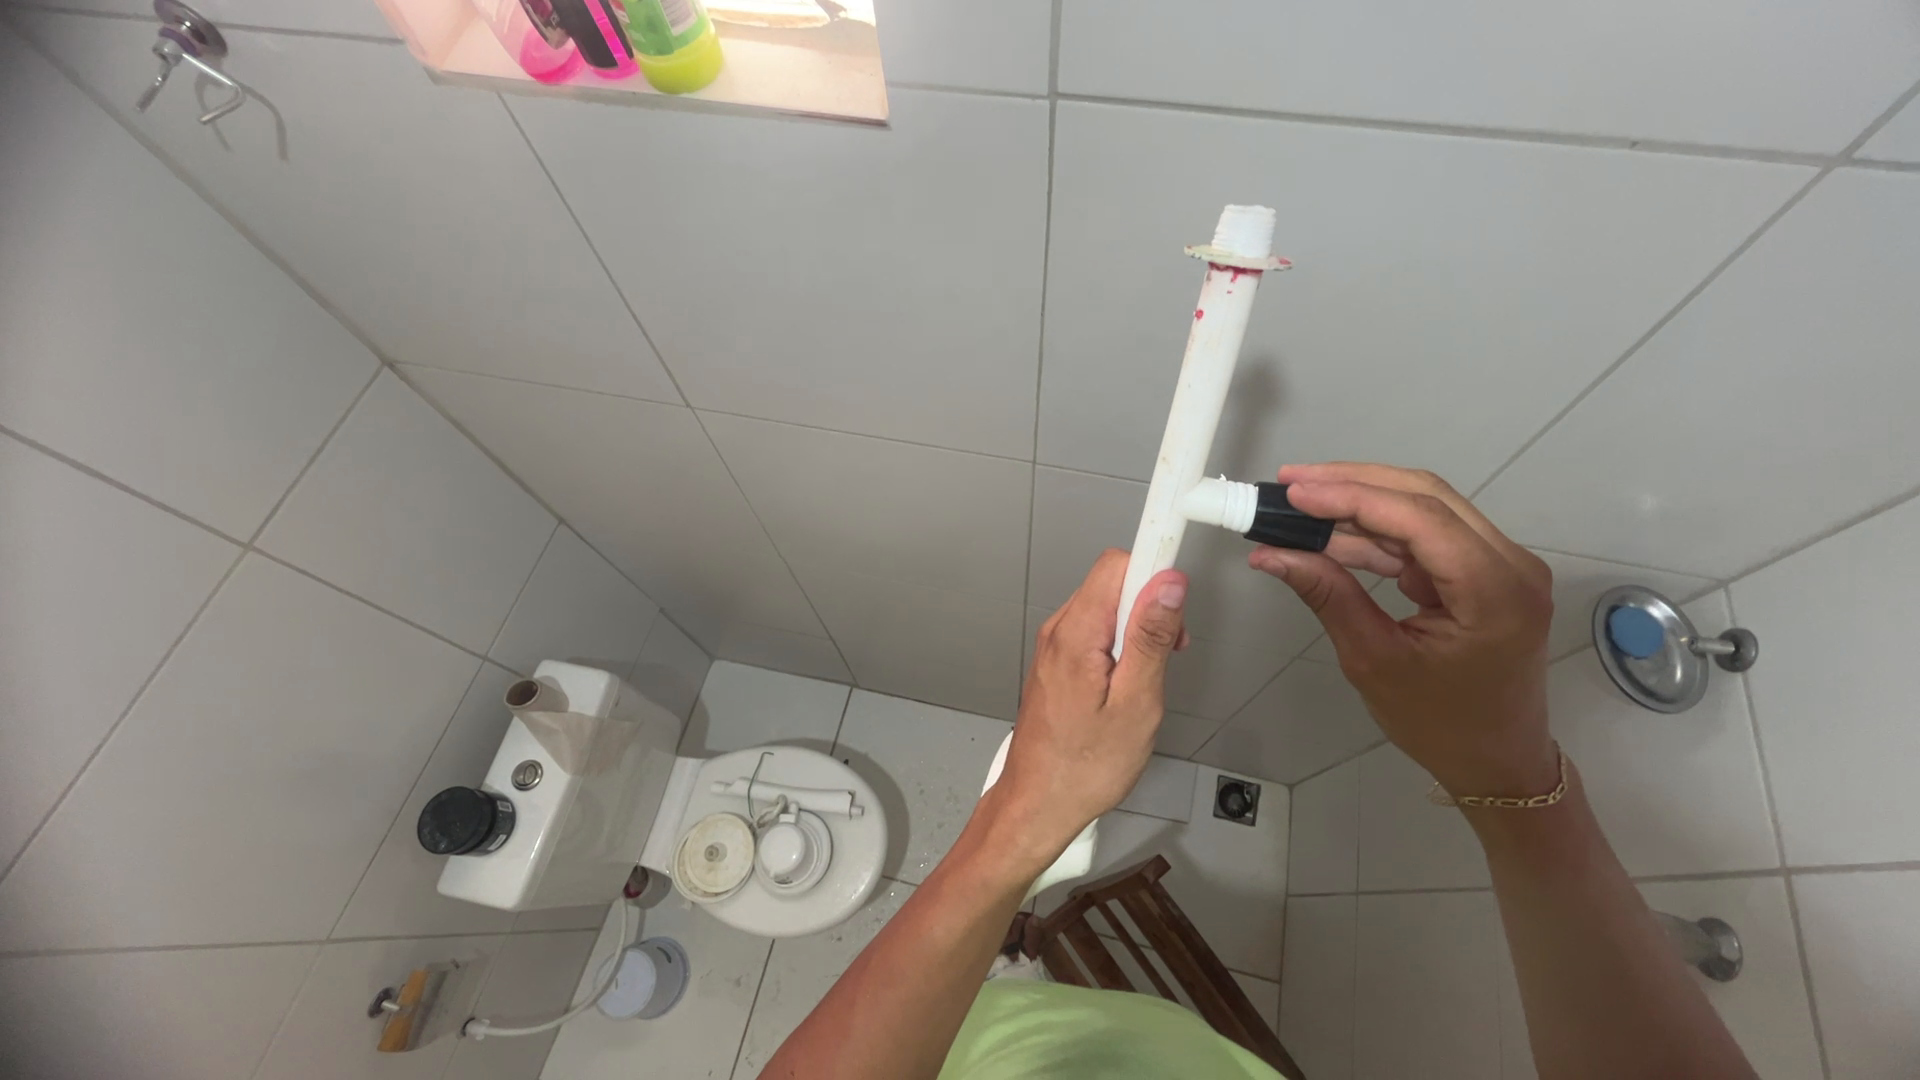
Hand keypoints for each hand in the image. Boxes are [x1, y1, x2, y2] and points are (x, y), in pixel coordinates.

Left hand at [988, 550, 1188, 866]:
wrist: (1039, 802)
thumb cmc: (1083, 767)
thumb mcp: (1135, 704)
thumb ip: (1150, 638)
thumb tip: (1168, 585)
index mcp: (1076, 635)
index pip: (1117, 564)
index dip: (1154, 561)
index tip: (1181, 571)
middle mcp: (1060, 631)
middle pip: (1114, 582)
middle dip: (1151, 605)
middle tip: (1168, 650)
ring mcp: (1056, 645)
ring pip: (1107, 607)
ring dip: (1138, 628)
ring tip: (1146, 677)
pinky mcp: (1059, 661)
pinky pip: (1096, 630)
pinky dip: (1121, 644)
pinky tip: (1128, 682)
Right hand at [1249, 464, 1558, 798]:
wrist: (1495, 762)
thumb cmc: (1438, 723)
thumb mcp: (1373, 660)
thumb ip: (1327, 596)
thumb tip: (1271, 554)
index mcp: (1494, 589)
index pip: (1418, 517)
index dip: (1351, 496)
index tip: (1292, 491)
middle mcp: (1509, 563)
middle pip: (1425, 497)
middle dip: (1352, 484)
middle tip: (1289, 483)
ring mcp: (1499, 564)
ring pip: (1422, 509)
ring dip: (1359, 504)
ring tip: (1298, 505)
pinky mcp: (1481, 572)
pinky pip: (1423, 537)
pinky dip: (1373, 533)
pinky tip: (1328, 533)